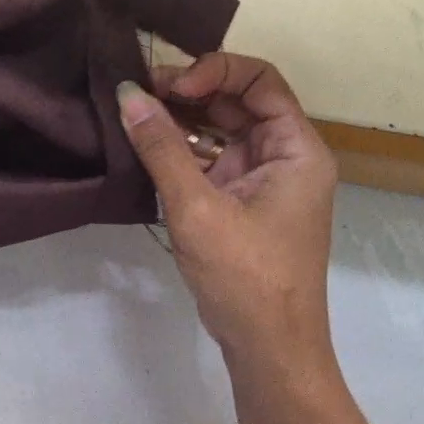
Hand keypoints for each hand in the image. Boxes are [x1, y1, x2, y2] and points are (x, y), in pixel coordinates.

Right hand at [116, 53, 335, 356]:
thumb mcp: (196, 207)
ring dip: (179, 116)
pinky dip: (178, 145)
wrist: (268, 352)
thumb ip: (161, 146)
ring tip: (132, 111)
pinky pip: (208, 155)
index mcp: (296, 150)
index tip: (171, 87)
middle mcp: (283, 156)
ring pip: (219, 126)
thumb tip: (127, 94)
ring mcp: (260, 178)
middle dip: (189, 89)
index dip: (215, 71)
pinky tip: (142, 142)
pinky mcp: (238, 199)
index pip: (260, 80)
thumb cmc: (246, 276)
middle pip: (237, 99)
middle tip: (137, 92)